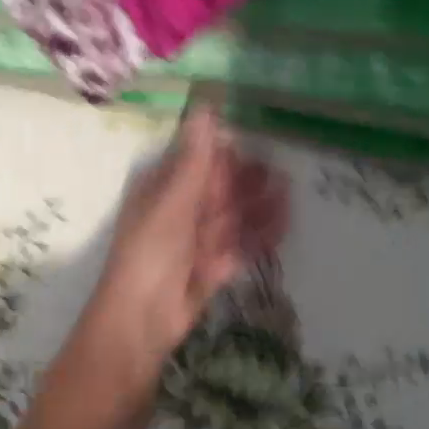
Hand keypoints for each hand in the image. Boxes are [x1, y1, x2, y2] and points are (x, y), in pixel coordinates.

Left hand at [76, 106, 289, 382]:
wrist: (140, 321)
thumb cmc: (150, 254)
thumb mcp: (172, 201)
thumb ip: (194, 159)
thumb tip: (205, 107)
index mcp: (159, 193)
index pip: (195, 164)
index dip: (223, 156)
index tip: (256, 145)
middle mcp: (175, 216)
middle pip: (216, 193)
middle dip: (246, 184)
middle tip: (282, 176)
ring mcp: (192, 246)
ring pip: (229, 221)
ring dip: (256, 211)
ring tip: (288, 200)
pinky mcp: (206, 273)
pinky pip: (235, 250)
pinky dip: (254, 240)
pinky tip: (279, 230)